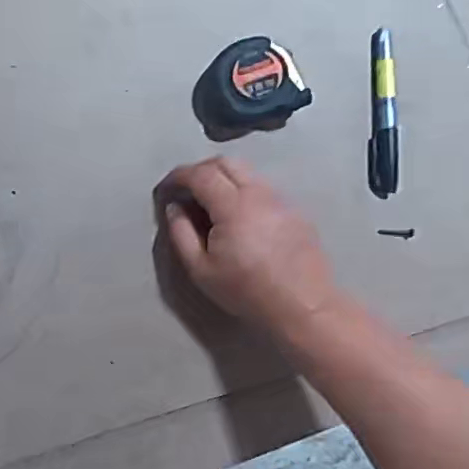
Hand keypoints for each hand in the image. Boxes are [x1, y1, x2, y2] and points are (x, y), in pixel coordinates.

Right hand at [157, 156, 341, 335]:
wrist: (303, 305)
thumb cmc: (247, 291)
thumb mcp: (201, 270)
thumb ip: (181, 234)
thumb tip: (174, 208)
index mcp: (233, 205)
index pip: (200, 174)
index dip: (178, 176)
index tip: (165, 188)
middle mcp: (259, 193)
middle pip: (226, 162)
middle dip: (200, 170)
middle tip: (186, 190)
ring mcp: (281, 199)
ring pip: (247, 173)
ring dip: (224, 179)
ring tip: (211, 204)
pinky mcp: (295, 211)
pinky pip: (263, 189)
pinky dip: (244, 192)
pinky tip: (240, 218)